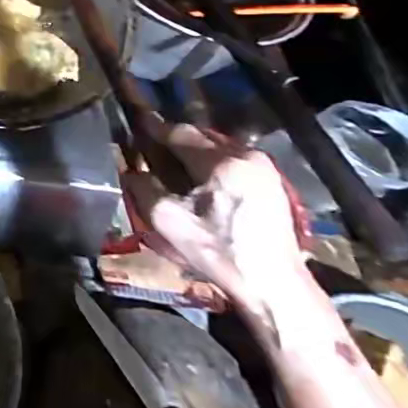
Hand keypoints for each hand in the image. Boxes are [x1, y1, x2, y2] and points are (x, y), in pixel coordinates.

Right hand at [123, 121, 308, 316]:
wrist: (275, 285)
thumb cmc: (219, 253)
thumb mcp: (169, 222)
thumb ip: (144, 189)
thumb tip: (132, 171)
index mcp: (221, 161)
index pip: (180, 133)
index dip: (155, 128)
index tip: (138, 122)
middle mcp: (247, 154)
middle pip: (203, 136)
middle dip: (177, 139)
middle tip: (154, 144)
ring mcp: (265, 167)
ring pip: (221, 147)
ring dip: (198, 151)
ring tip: (178, 161)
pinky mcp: (274, 183)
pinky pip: (236, 160)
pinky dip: (215, 162)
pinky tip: (206, 178)